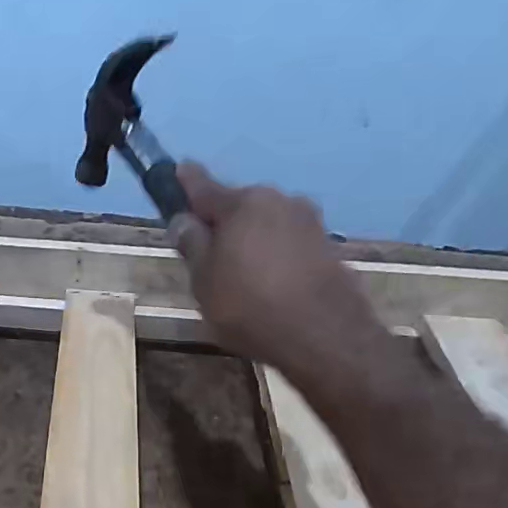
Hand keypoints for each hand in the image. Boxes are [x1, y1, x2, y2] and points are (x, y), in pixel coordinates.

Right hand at [171, 162, 390, 378]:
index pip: (203, 186)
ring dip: (254, 241)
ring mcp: (309, 222)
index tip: (178, 171)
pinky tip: (273, 286)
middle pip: (240, 206)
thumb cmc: (250, 307)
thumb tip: (184, 221)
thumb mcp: (204, 282)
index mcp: (242, 203)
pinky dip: (278, 257)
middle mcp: (278, 200)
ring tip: (245, 279)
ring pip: (268, 225)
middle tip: (211, 255)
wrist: (324, 336)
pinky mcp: (329, 247)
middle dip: (225, 223)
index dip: (186, 181)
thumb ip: (193, 245)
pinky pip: (291, 245)